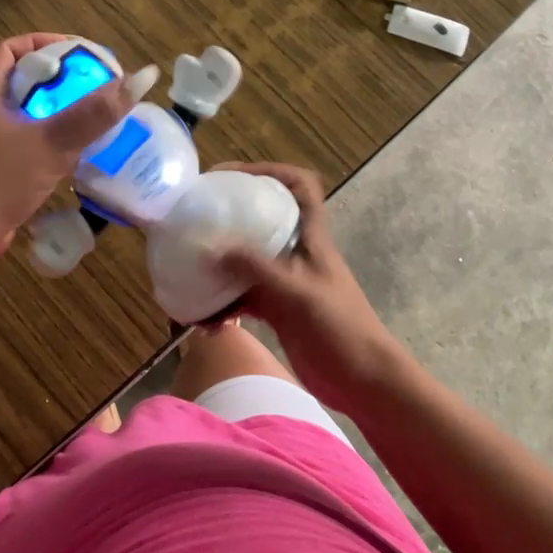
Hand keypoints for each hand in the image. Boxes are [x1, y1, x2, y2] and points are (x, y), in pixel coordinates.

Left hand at [0, 35, 137, 254]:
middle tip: (89, 87)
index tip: (76, 54)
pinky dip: (41, 141)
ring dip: (49, 113)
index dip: (41, 44)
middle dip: (53, 80)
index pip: (7, 50)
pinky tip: (66, 156)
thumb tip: (140, 78)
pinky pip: (16, 143)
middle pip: (15, 81)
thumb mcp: (51, 143)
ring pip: (17, 115)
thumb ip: (94, 113)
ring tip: (84, 119)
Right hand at [214, 162, 411, 414]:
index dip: (269, 171)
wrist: (364, 381)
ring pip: (244, 260)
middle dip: (228, 216)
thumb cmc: (341, 328)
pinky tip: (203, 320)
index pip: (299, 185)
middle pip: (261, 218)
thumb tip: (211, 247)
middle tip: (193, 218)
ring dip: (217, 267)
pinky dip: (220, 305)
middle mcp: (296, 252)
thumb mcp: (297, 292)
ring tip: (188, 272)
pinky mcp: (276, 309)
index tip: (230, 176)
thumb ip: (255, 267)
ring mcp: (285, 281)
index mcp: (311, 237)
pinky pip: (240, 297)